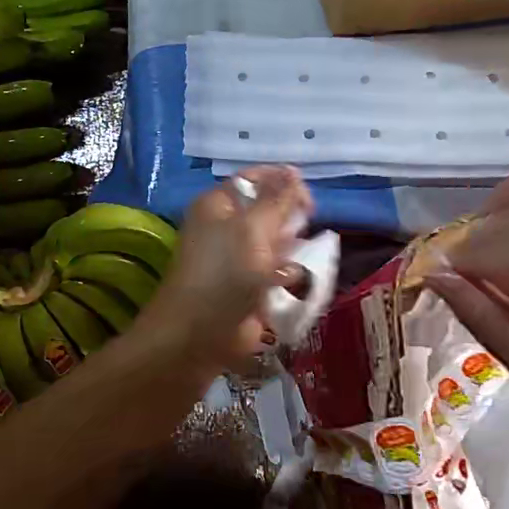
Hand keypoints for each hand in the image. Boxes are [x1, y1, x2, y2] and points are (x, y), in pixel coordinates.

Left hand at [141, 166, 312, 368]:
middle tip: (292, 239)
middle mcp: (229, 228)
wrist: (200, 336)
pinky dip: (291, 279)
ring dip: (293, 254)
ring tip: (287, 267)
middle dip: (290, 223)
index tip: (308, 196)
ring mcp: (242, 260)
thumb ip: (277, 199)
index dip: (283, 182)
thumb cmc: (223, 274)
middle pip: (272, 212)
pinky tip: (289, 287)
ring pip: (282, 245)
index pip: (255, 180)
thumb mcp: (251, 228)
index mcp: (219, 205)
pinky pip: (282, 274)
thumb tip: (294, 172)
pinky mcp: (254, 288)